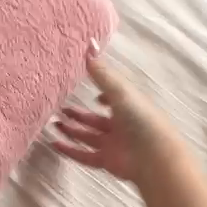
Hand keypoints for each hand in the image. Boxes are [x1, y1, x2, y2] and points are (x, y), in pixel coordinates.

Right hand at [50, 53, 173, 182]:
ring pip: (88, 136)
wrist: (153, 157)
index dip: (104, 95)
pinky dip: (69, 149)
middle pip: (96, 119)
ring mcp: (113, 144)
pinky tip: (54, 143)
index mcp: (129, 107)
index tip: (91, 93)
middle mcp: (121, 125)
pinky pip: (84, 155)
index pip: (115, 99)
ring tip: (53, 123)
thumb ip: (101, 73)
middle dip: (79, 114)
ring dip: (71, 130)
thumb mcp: (120, 91)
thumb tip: (89, 45)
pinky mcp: (106, 161)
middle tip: (60, 108)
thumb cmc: (141, 119)